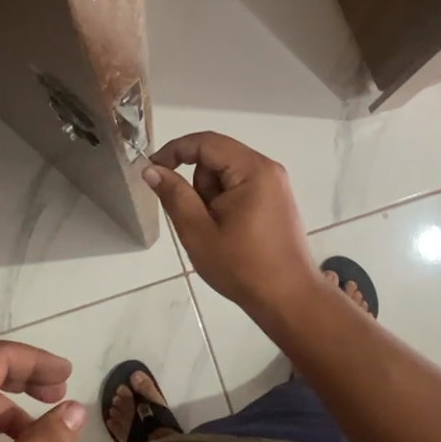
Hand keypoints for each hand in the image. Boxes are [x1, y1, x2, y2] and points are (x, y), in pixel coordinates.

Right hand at [145, 131, 319, 311]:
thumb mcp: (198, 231)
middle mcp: (267, 168)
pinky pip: (240, 186)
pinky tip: (227, 231)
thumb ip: (174, 195)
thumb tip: (151, 169)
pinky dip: (224, 202)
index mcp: (252, 170)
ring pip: (226, 174)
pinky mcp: (275, 199)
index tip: (152, 171)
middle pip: (216, 157)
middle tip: (196, 218)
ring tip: (215, 231)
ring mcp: (274, 184)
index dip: (174, 150)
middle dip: (197, 183)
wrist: (289, 299)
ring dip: (210, 195)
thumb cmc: (242, 266)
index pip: (205, 142)